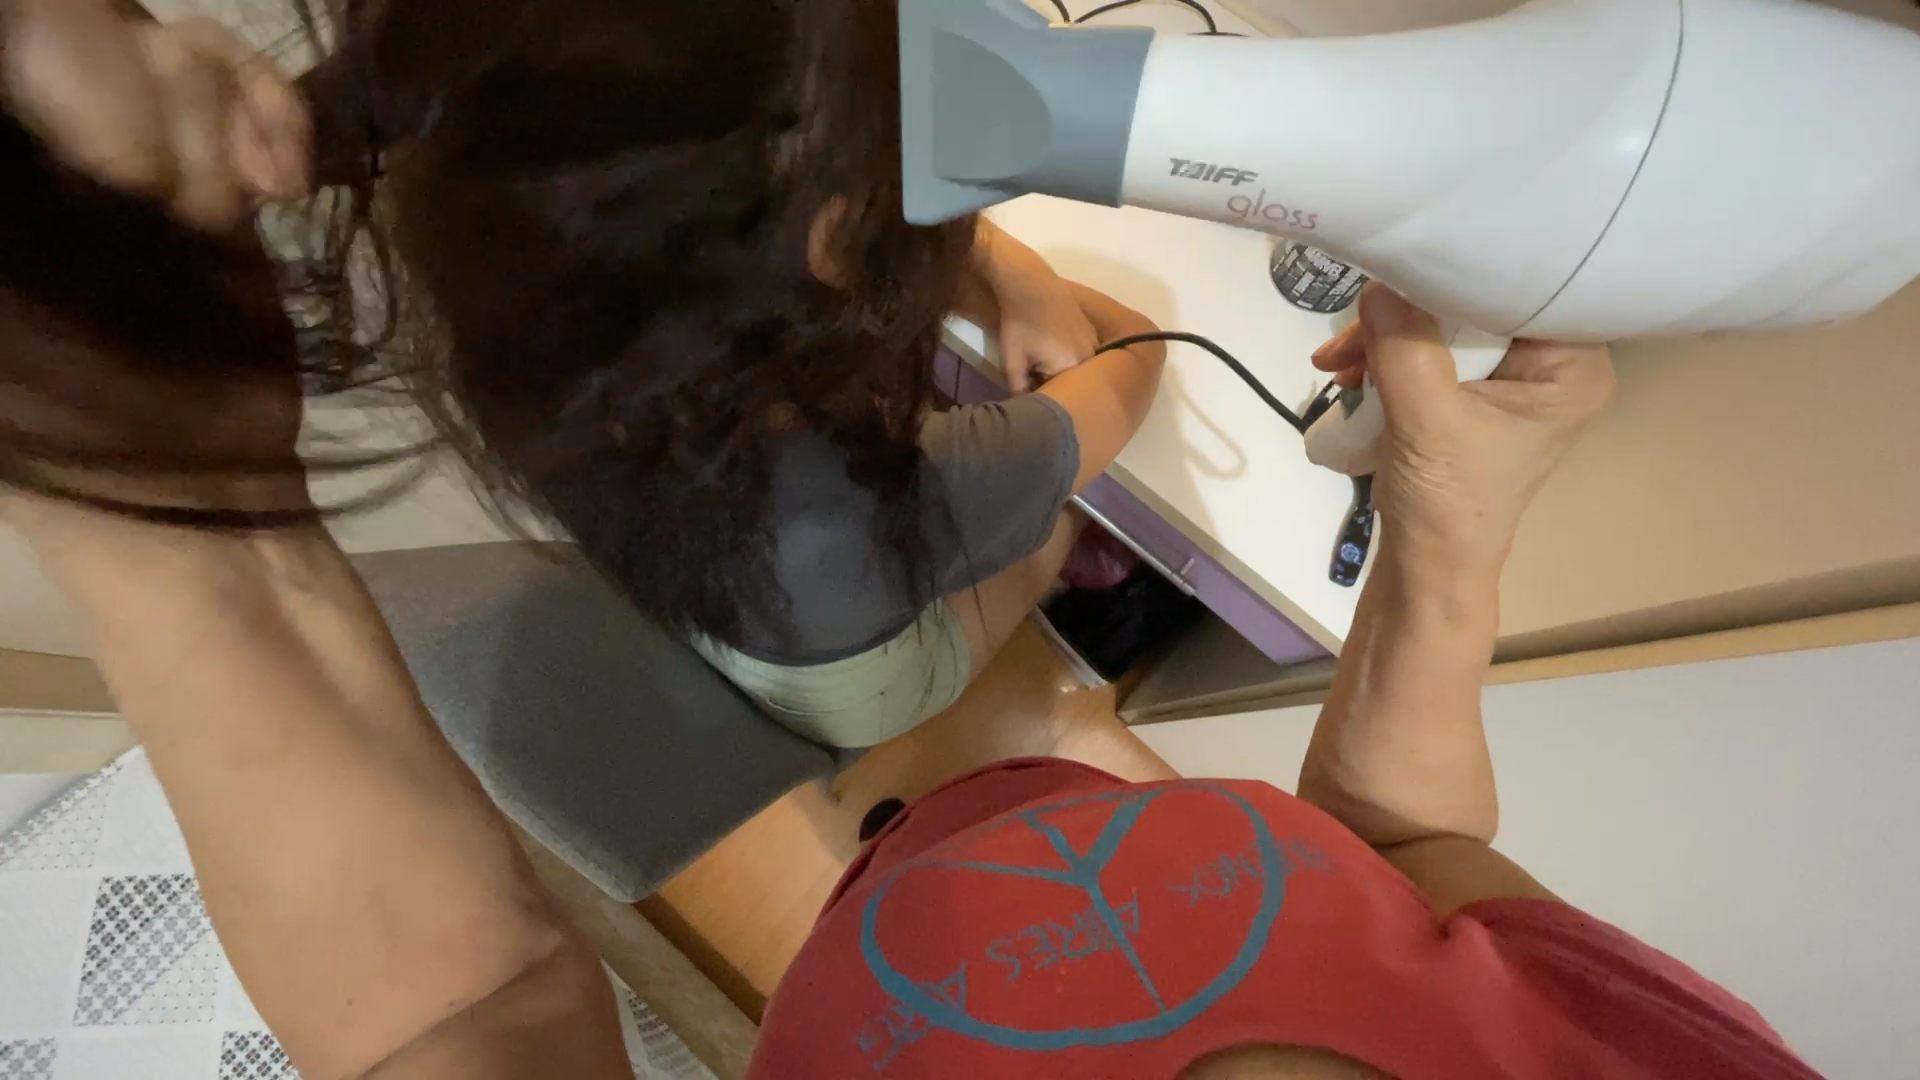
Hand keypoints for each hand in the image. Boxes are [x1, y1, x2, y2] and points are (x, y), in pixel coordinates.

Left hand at [0, 0, 312, 526]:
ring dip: (210, 137)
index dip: (60, 67)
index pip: (9, 22)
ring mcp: (132, 145)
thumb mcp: (3, 304)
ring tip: (217, 218)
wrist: (201, 470)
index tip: (106, 175)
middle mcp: (31, 125)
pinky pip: (241, 85)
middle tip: (145, 207)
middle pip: (87, 20)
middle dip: (130, 112)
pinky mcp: (225, 182)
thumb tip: (68, 112)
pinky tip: (283, 187)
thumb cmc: (65, 412)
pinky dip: (277, 117)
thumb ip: (7, 193)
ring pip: (174, 48)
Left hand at [975, 224, 1098, 392]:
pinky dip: (1067, 354)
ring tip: (1040, 353)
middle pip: (1068, 383)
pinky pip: (1080, 354)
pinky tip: (1051, 343)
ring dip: (1059, 368)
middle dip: (1049, 381)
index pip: (1055, 395)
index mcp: (1070, 370)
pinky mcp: (1092, 331)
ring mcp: (1094, 344)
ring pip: (1075, 368)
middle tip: (1030, 367)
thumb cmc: (1019, 325)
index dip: (1037, 392)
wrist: (1031, 285)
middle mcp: (1089, 360)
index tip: (1024, 383)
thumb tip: (1024, 406)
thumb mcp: (1012, 363)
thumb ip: (1018, 390)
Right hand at [1312, 287, 1614, 572]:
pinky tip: (1349, 378)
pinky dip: (1384, 363)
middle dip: (1402, 320)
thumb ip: (1402, 350)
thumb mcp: (1425, 421)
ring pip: (1439, 333)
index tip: (1397, 281)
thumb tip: (1376, 284)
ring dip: (1381, 343)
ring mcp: (1503, 384)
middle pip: (1471, 310)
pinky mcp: (1465, 399)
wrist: (1425, 562)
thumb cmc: (1446, 500)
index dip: (1456, 281)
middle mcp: (1547, 367)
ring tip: (1334, 367)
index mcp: (1570, 367)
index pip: (1520, 292)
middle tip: (1344, 344)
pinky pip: (1425, 358)